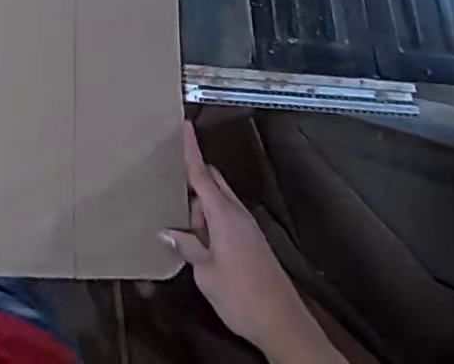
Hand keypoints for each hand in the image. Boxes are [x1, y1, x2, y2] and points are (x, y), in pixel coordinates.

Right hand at [161, 122, 288, 346]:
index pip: (202, 173)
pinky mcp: (252, 242)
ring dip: (201, 208)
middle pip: (213, 181)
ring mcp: (247, 228)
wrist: (284, 326)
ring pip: (218, 202)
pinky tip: (201, 243)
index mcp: (224, 215)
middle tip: (172, 190)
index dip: (192, 149)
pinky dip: (211, 222)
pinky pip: (226, 218)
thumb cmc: (243, 298)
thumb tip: (169, 231)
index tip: (185, 126)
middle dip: (193, 181)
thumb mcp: (205, 273)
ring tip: (184, 230)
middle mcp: (237, 215)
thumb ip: (187, 246)